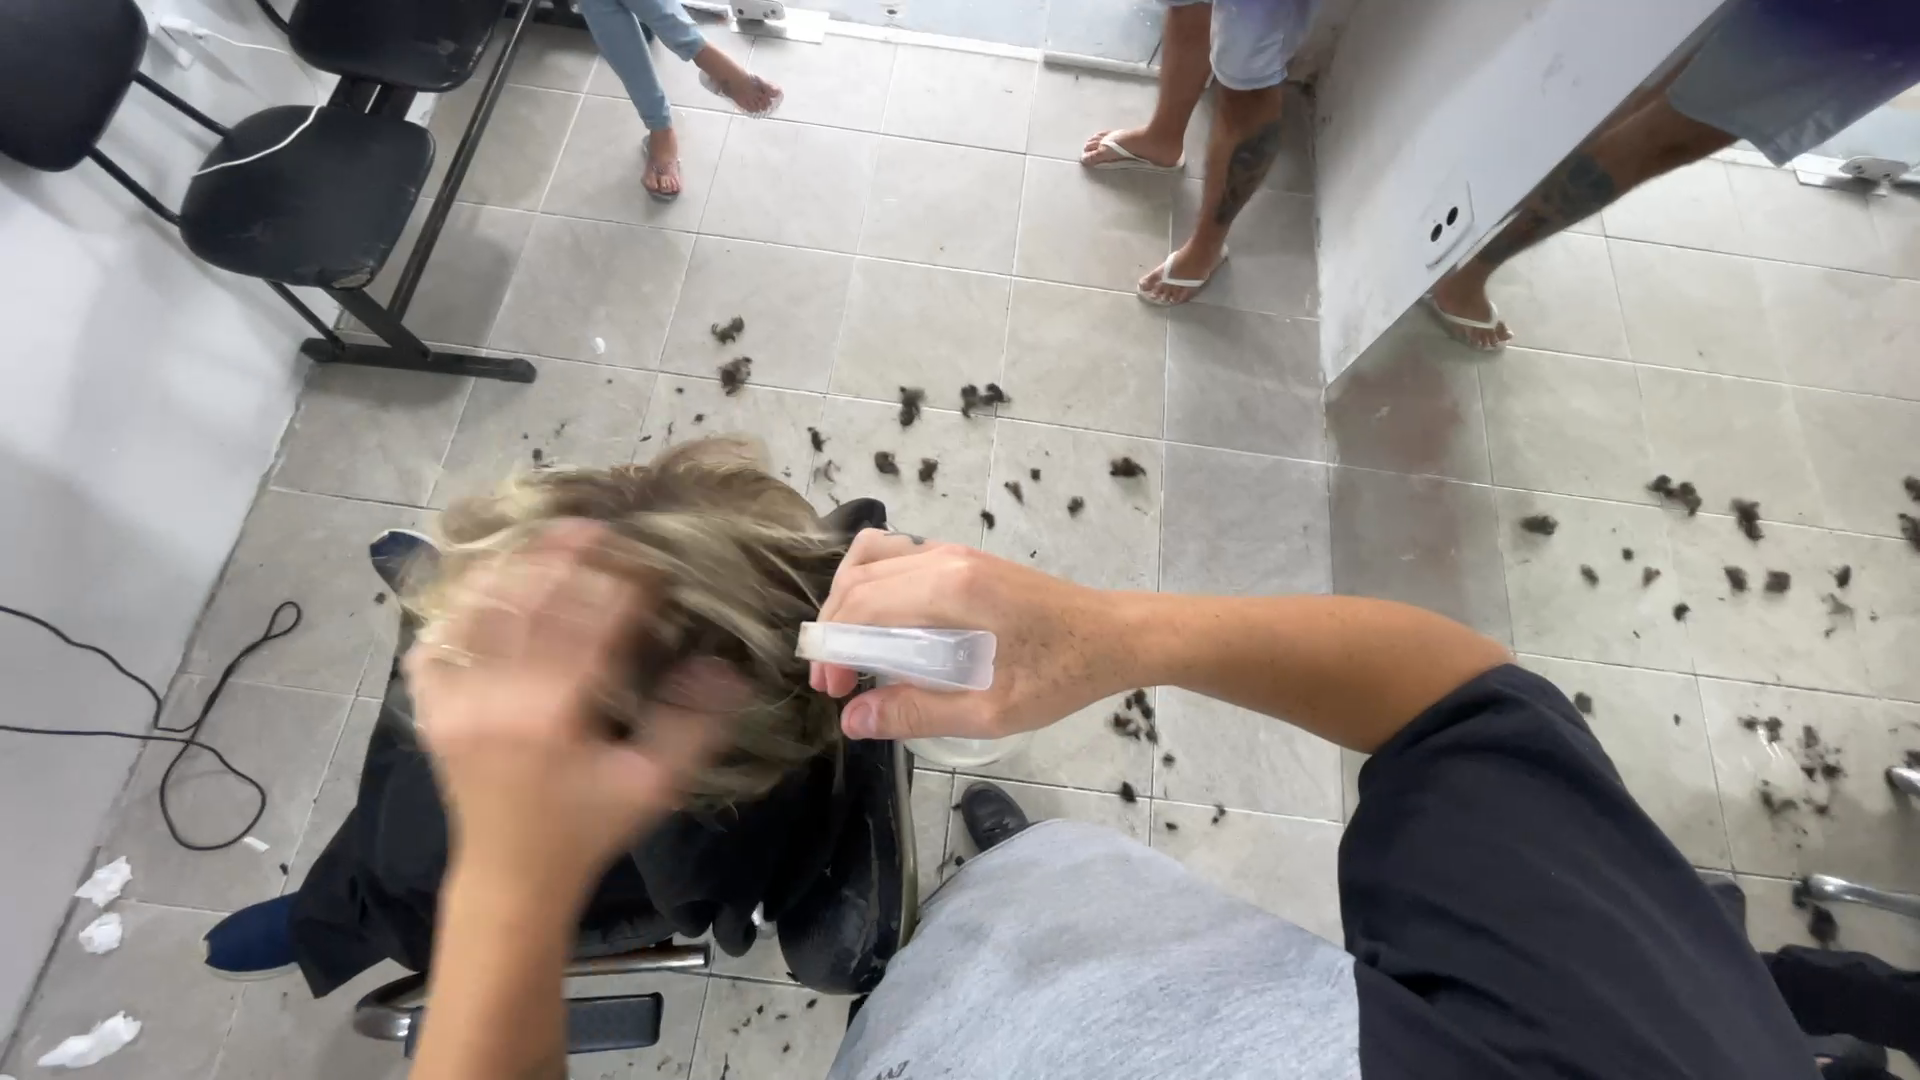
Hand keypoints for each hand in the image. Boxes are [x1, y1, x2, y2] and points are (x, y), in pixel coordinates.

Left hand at [404, 521, 735, 902]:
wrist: (510, 876)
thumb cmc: (590, 827)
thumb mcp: (656, 785)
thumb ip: (695, 725)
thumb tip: (724, 666)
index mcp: (554, 714)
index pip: (592, 626)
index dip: (625, 588)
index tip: (652, 568)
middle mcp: (495, 698)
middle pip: (532, 605)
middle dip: (567, 560)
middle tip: (597, 529)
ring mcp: (453, 702)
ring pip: (480, 614)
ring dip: (515, 569)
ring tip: (546, 538)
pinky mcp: (431, 710)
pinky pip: (434, 644)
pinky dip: (457, 608)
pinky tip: (485, 584)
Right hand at [809, 531, 1126, 740]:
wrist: (1113, 634)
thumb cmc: (1061, 675)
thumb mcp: (992, 710)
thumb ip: (918, 712)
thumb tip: (854, 718)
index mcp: (950, 590)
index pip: (861, 606)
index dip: (833, 648)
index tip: (833, 691)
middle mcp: (944, 558)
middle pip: (858, 576)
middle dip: (833, 626)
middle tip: (837, 679)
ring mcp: (954, 551)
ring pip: (872, 557)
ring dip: (848, 600)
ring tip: (851, 648)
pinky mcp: (963, 556)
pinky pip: (897, 557)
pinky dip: (873, 586)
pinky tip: (884, 626)